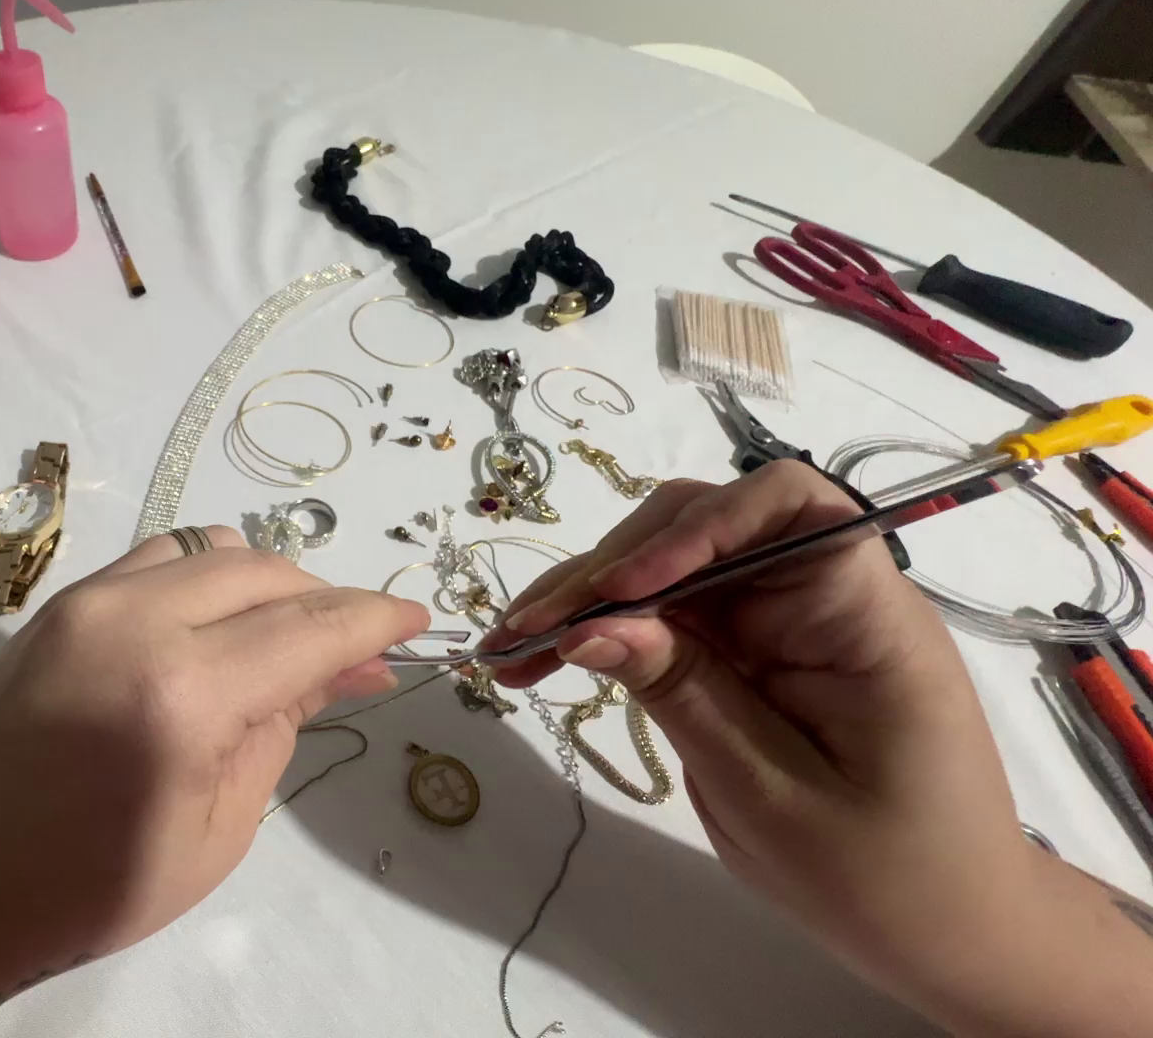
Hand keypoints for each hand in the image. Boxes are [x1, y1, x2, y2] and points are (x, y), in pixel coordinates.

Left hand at [0, 527, 428, 1019]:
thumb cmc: (82, 888)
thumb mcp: (214, 832)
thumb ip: (279, 728)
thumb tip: (342, 669)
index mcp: (182, 696)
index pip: (307, 630)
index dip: (373, 619)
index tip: (416, 618)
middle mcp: (135, 619)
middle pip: (263, 572)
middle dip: (323, 599)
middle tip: (354, 647)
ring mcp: (89, 598)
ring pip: (211, 549)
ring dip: (264, 581)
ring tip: (284, 635)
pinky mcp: (62, 599)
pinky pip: (159, 560)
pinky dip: (207, 576)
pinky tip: (216, 621)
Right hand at [479, 462, 1152, 1034]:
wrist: (927, 922)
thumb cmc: (880, 872)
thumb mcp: (768, 791)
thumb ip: (679, 694)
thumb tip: (584, 627)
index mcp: (860, 617)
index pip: (789, 509)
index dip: (700, 526)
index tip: (623, 589)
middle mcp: (803, 596)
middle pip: (688, 529)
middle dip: (600, 573)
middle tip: (523, 632)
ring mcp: (757, 617)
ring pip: (646, 568)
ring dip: (571, 602)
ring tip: (504, 651)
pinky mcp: (720, 643)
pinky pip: (638, 616)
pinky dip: (582, 633)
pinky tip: (530, 659)